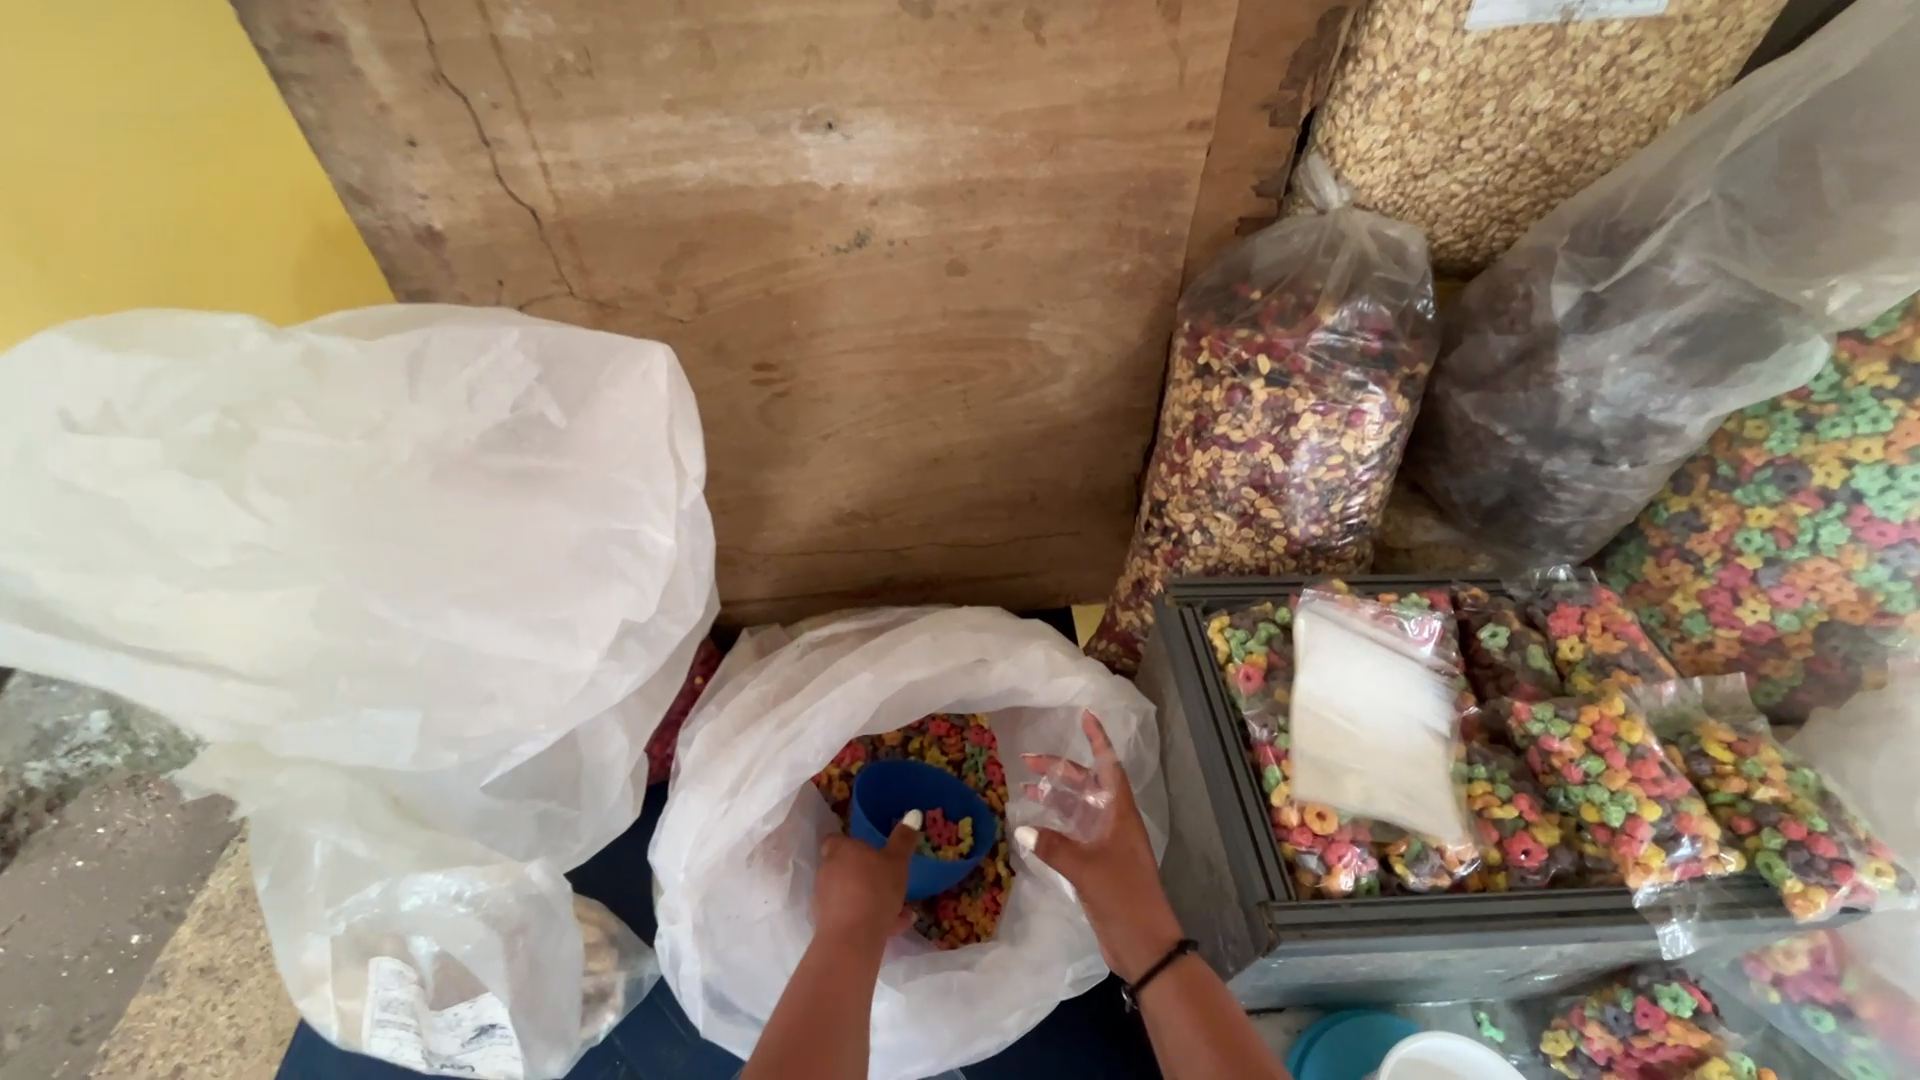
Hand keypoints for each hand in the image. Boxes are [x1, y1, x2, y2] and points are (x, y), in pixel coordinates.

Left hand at [813, 816, 918, 950]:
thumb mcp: (897, 862)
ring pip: (851, 893)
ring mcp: (824, 899)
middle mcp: (826, 871)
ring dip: (870, 899)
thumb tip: (914, 813)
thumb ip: (904, 839)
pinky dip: (868, 919)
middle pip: (843, 867)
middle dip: (865, 875)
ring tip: (900, 911)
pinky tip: (891, 928)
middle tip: (889, 882)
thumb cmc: (875, 889)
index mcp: (840, 850)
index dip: (850, 844)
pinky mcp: (827, 924)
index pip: (836, 839)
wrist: (852, 939)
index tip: (869, 851)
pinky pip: (851, 915)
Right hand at [1018, 711, 1183, 982]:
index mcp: (1120, 814)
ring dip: (1055, 799)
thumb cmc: (1123, 897)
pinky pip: (1072, 835)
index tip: (1086, 716)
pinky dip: (1054, 827)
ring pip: (1077, 810)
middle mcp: (1114, 823)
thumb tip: (1021, 827)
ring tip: (1025, 791)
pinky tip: (1032, 829)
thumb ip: (1053, 846)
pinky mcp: (1097, 866)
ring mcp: (1106, 845)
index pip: (1108, 766)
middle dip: (1060, 771)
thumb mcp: (1086, 868)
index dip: (1098, 740)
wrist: (1145, 944)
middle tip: (1028, 761)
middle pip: (1087, 786)